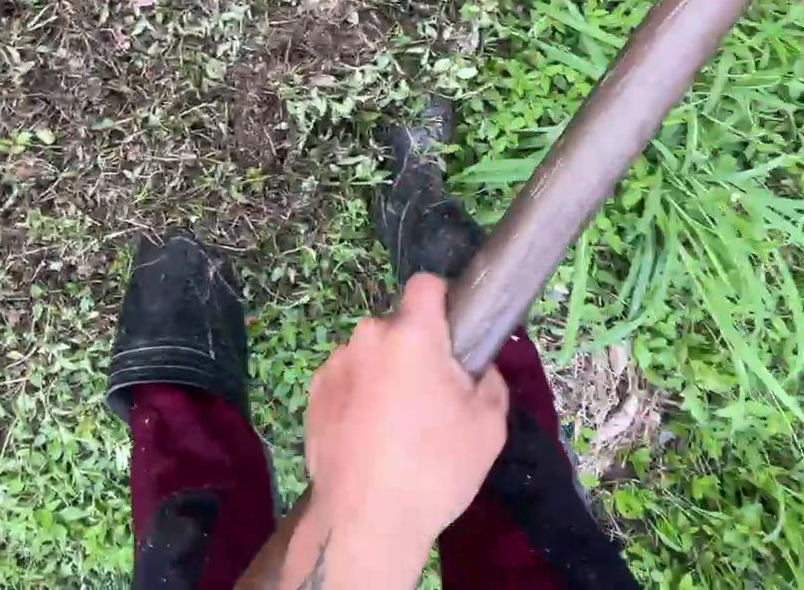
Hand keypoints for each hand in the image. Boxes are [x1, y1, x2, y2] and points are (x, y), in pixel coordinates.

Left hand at [303, 274, 508, 555]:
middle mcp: (367, 335)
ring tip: (396, 425)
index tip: (451, 332)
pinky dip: (358, 394)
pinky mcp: (314, 388)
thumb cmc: (434, 468)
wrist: (365, 517)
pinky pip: (347, 377)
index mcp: (411, 334)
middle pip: (399, 327)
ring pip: (371, 353)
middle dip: (415, 351)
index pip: (425, 285)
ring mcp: (336, 361)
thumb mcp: (488, 427)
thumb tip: (476, 366)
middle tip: (430, 397)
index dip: (442, 301)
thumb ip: (488, 381)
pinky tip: (368, 435)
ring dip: (384, 373)